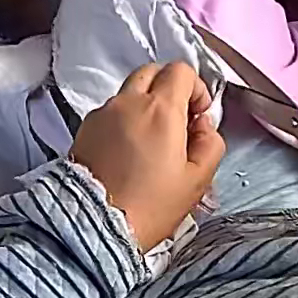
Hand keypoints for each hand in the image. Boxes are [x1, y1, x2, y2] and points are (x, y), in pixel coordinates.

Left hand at [71, 61, 226, 248]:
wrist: (96, 226)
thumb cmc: (150, 206)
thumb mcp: (197, 179)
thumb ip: (211, 143)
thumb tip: (204, 126)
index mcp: (161, 109)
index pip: (182, 71)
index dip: (197, 89)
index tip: (199, 116)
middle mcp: (129, 103)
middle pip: (153, 72)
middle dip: (170, 89)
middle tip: (179, 122)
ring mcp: (103, 114)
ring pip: (131, 92)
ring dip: (146, 106)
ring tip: (153, 143)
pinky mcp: (86, 129)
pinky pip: (112, 112)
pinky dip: (125, 121)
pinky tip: (131, 153)